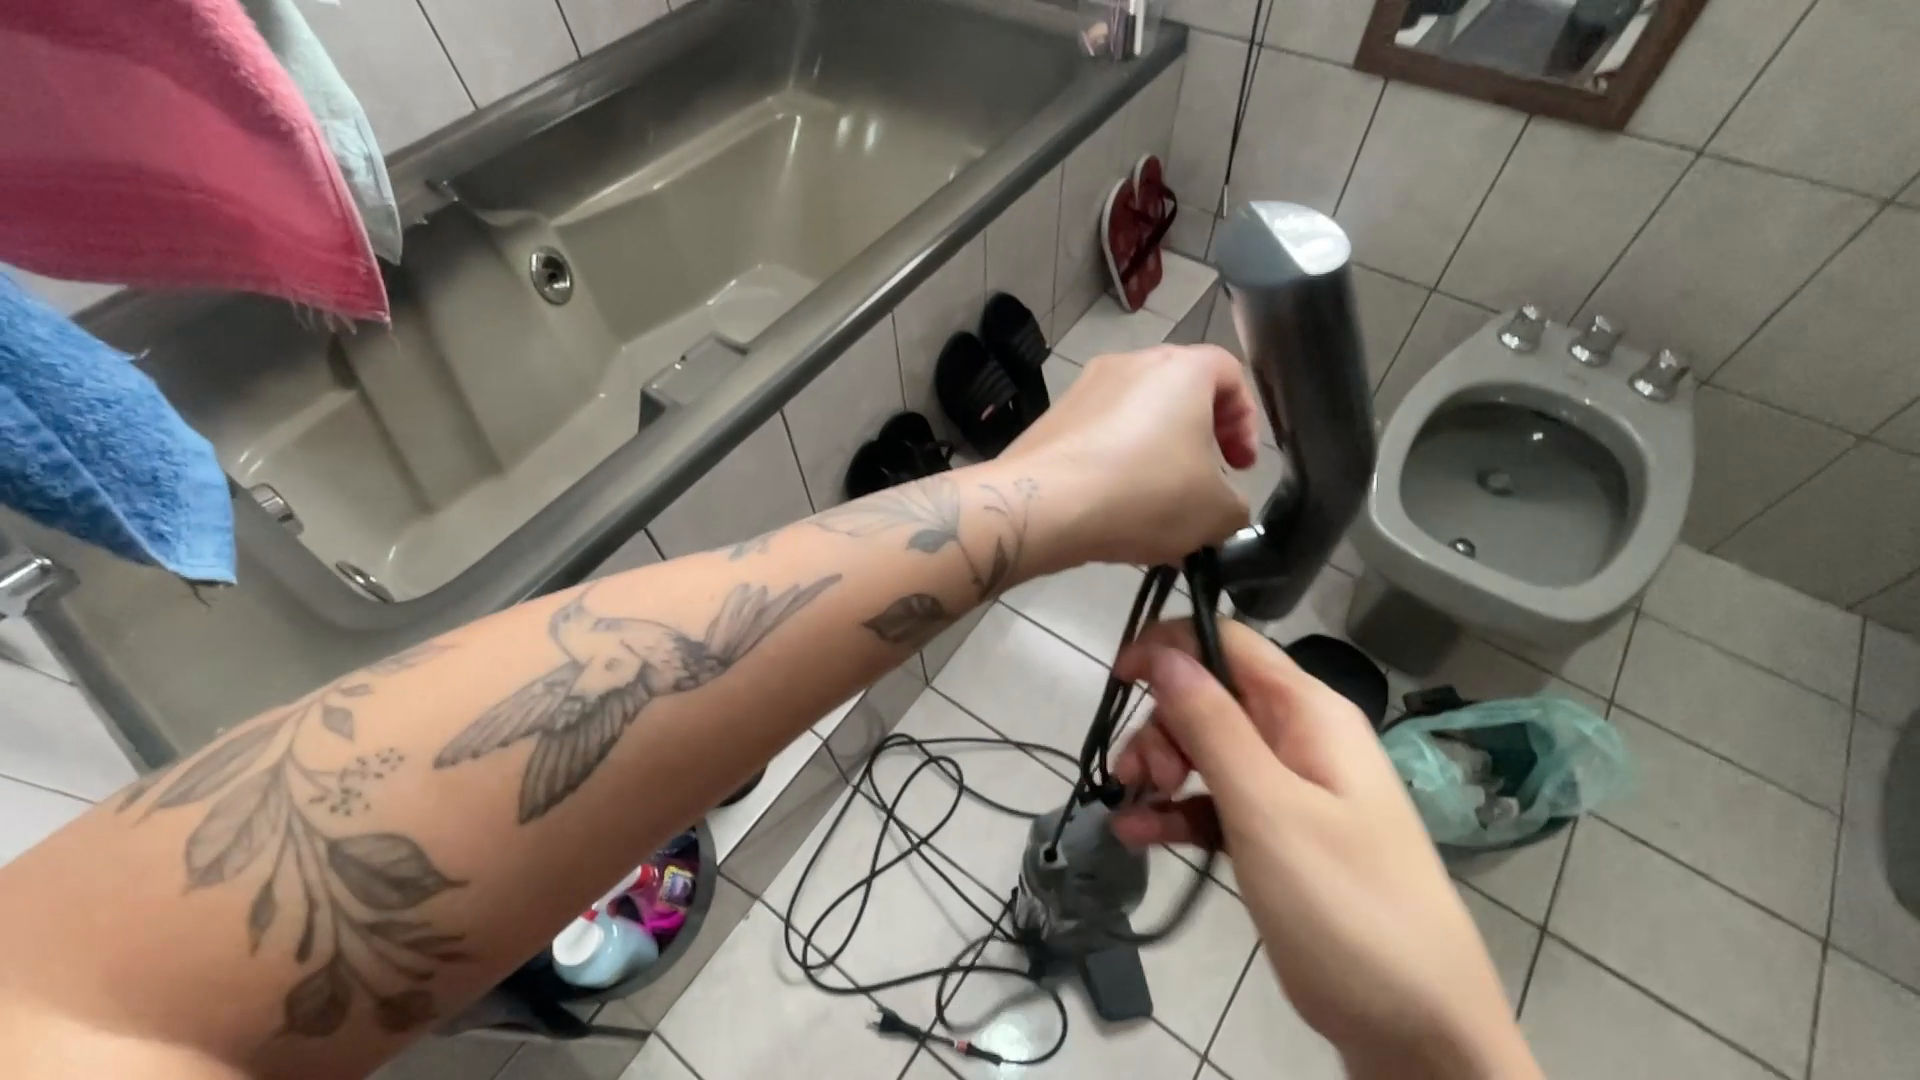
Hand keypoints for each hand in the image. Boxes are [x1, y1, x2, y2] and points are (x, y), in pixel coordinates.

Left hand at [1000, 344, 1258, 568]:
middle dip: (1199, 442)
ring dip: (1155, 458)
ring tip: (1158, 510)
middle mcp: (1130, 364)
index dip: (1246, 421)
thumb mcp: (1216, 513)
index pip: (1230, 373)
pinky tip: (1115, 512)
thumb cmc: (1144, 494)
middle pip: (1180, 395)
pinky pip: (1098, 439)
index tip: (1240, 465)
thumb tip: (1222, 508)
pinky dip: (1115, 468)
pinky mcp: (1051, 420)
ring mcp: (1083, 389)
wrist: (1041, 506)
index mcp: (1181, 368)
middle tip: (1202, 485)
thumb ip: (1235, 506)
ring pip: (1136, 419)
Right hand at [1109, 622, 1542, 1079]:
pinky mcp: (1281, 836)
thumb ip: (1213, 726)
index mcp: (1309, 714)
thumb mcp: (1268, 811)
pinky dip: (1178, 813)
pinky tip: (1139, 836)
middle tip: (1139, 778)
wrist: (1420, 1035)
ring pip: (1207, 750)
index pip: (1229, 642)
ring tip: (1133, 811)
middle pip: (1210, 697)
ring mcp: (1292, 789)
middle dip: (1161, 727)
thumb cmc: (1345, 910)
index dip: (1168, 648)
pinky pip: (1217, 803)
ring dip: (1161, 771)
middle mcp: (1300, 738)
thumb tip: (1165, 653)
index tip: (1118, 682)